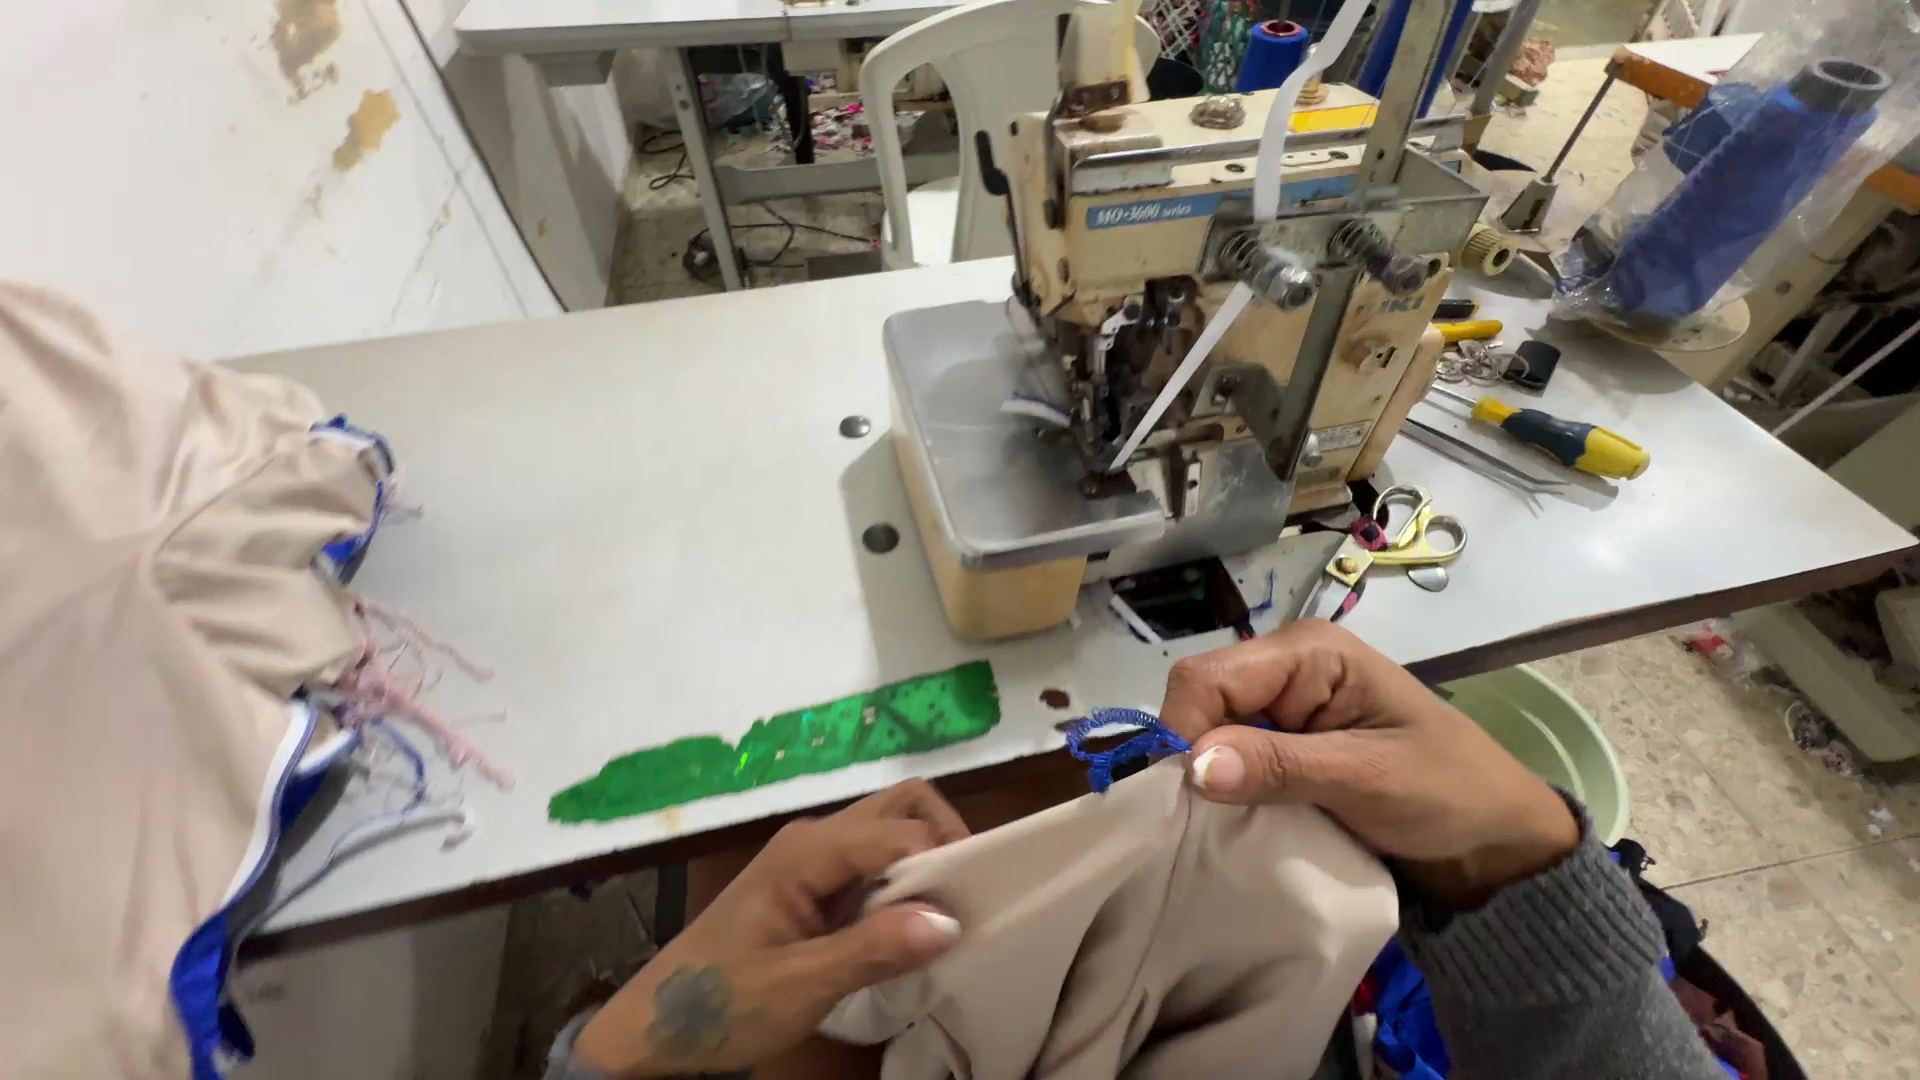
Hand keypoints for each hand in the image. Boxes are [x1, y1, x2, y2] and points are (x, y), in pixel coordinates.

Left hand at [573, 780, 968, 1077]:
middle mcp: (815, 837)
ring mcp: (814, 857)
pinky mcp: (814, 882)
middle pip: (897, 805)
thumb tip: (950, 921)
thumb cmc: (722, 1002)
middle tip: (968, 890)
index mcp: (809, 850)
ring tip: (947, 907)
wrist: (656, 1028)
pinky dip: (904, 877)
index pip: (896, 830)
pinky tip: (912, 919)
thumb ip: (874, 950)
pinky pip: (873, 860)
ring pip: (888, 828)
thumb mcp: (800, 985)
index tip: (969, 904)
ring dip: (925, 855)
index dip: (939, 857)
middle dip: (941, 834)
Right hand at [1159, 620, 1578, 906]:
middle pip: (1200, 698)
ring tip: (1214, 818)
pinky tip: (1232, 813)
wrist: (1500, 838)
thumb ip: (1280, 766)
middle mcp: (1282, 666)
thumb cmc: (1451, 792)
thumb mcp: (1369, 778)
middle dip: (1191, 752)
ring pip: (1207, 728)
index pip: (1209, 677)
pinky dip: (1224, 785)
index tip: (1182, 793)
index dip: (1183, 728)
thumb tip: (1192, 766)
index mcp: (1306, 651)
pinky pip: (1227, 753)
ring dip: (1206, 773)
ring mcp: (1279, 703)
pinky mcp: (1280, 738)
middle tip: (1195, 814)